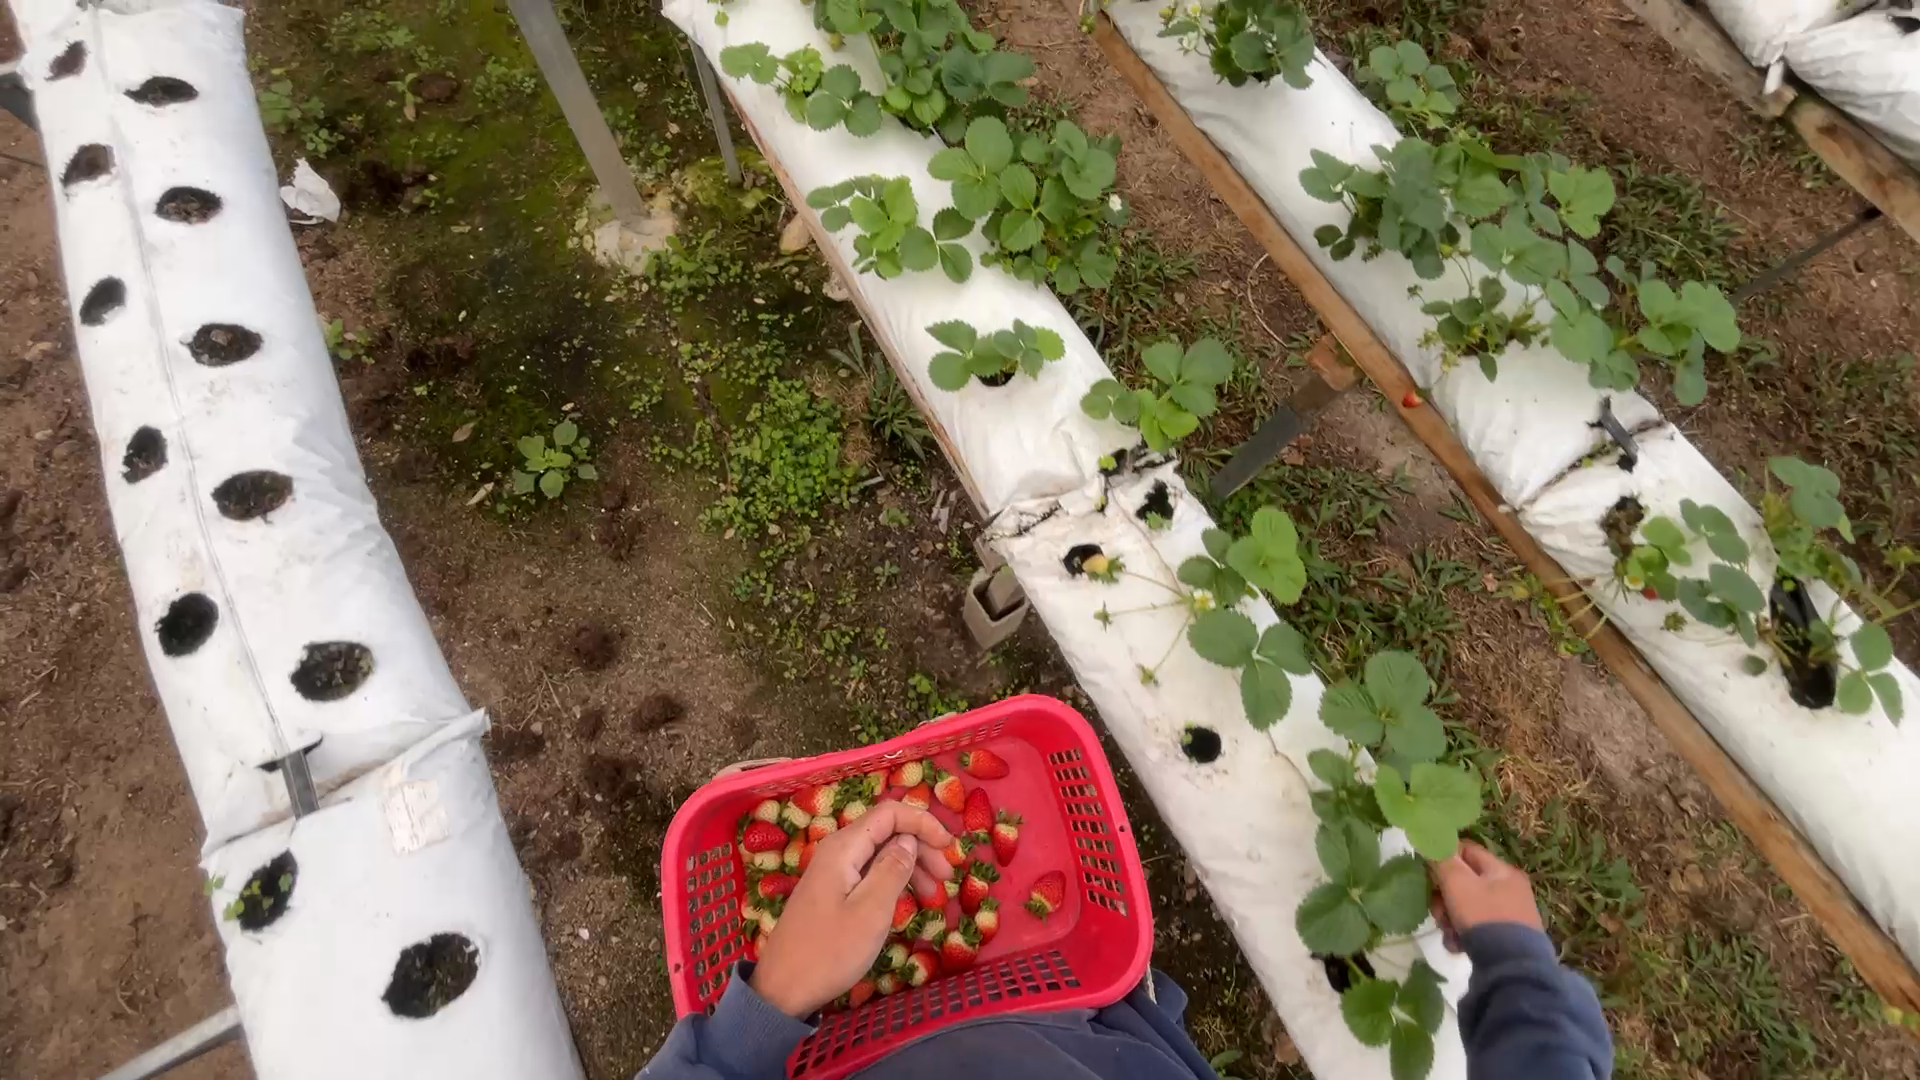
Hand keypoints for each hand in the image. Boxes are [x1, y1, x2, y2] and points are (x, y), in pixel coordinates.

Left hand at [750, 801, 954, 1016]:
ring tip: (932, 894)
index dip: (923, 823)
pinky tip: (907, 901)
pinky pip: (869, 871)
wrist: (781, 991)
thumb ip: (893, 868)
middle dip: (921, 846)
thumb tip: (909, 840)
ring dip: (910, 865)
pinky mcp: (832, 890)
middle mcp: (838, 850)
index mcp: (845, 847)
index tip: (949, 847)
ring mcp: (833, 870)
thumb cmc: (829, 951)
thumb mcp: (871, 911)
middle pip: (887, 830)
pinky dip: (893, 880)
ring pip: (880, 852)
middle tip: (946, 877)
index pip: (890, 812)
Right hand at [1429, 841, 1541, 952]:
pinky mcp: (1506, 937)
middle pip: (1463, 880)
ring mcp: (1510, 914)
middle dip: (1442, 893)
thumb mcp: (1456, 882)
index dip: (1442, 856)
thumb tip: (1428, 841)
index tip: (1428, 872)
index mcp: (1503, 871)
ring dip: (1449, 915)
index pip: (1465, 849)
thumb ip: (1440, 858)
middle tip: (1436, 909)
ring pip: (1466, 904)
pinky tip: (1456, 943)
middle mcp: (1509, 889)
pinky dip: (1462, 931)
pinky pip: (1476, 924)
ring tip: (1446, 931)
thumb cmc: (1483, 916)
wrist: (1513, 968)